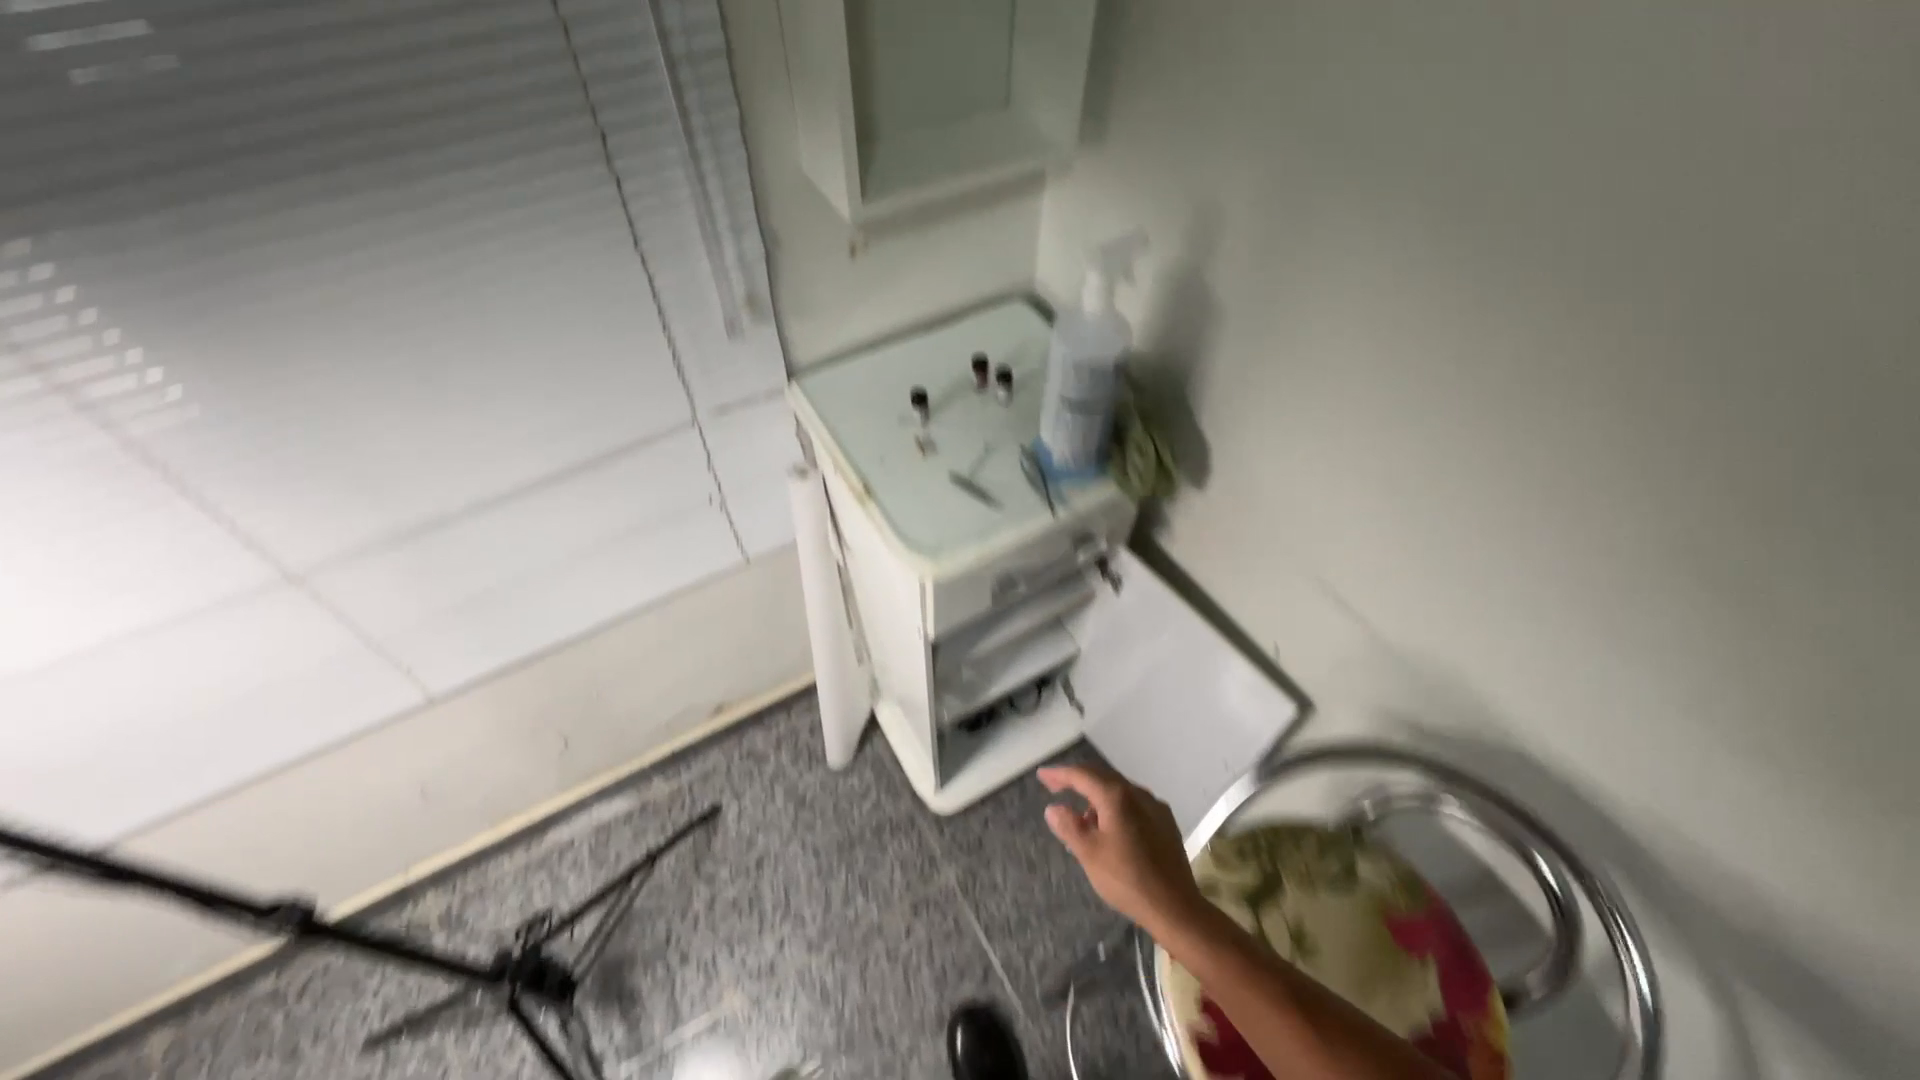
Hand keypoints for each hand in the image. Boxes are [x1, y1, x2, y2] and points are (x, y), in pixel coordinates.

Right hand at [1038, 764, 1207, 935]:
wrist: (1175, 906)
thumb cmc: (1126, 879)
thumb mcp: (1089, 853)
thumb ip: (1069, 826)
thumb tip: (1053, 808)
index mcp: (1117, 797)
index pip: (1083, 775)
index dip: (1060, 774)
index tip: (1042, 776)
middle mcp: (1139, 794)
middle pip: (1103, 777)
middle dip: (1078, 780)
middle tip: (1055, 788)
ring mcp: (1156, 808)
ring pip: (1120, 791)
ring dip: (1096, 796)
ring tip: (1081, 818)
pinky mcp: (1166, 823)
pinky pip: (1134, 804)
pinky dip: (1114, 807)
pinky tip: (1110, 828)